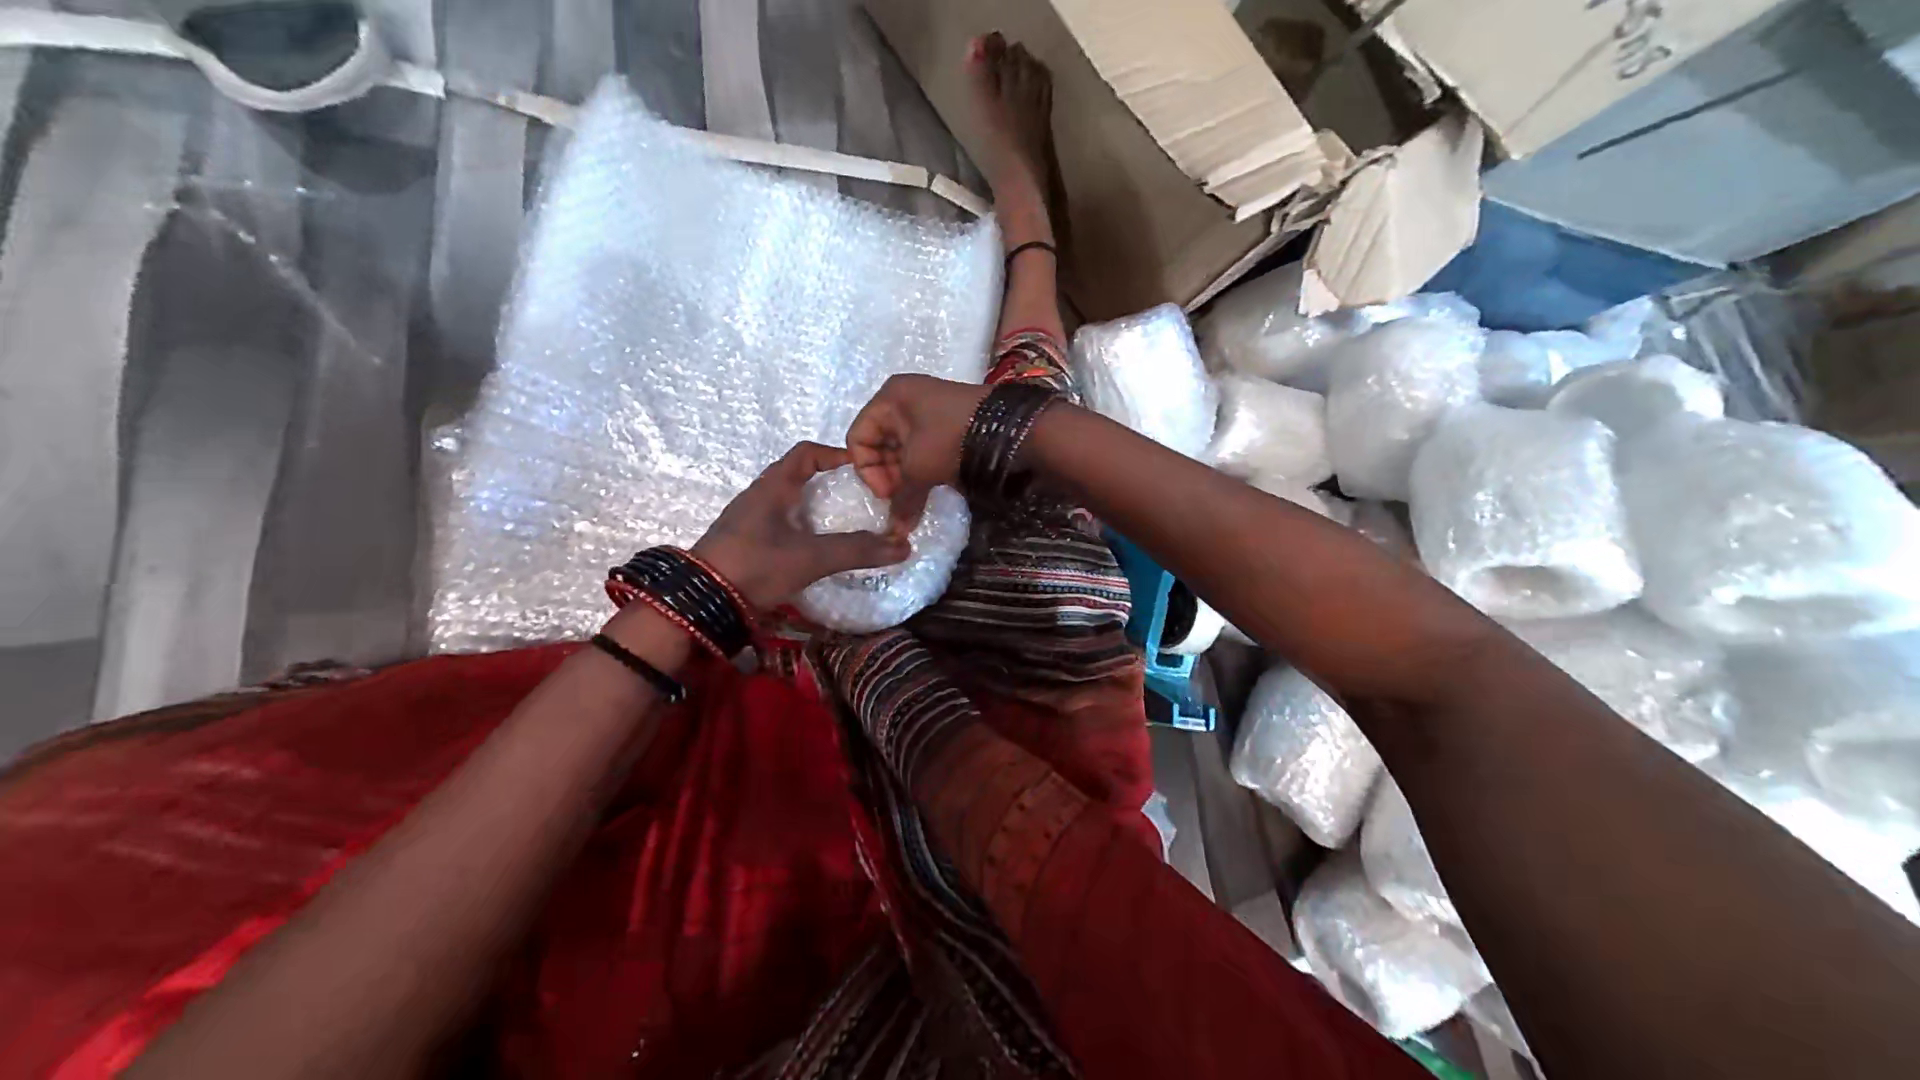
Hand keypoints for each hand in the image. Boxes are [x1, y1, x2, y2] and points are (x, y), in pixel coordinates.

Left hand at [692, 442, 910, 608]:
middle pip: (797, 475)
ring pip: (787, 501)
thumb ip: (856, 551)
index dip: (835, 454)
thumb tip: (903, 545)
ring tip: (842, 521)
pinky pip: (779, 522)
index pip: (806, 453)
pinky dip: (801, 525)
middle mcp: (758, 496)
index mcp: (772, 487)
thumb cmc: (756, 566)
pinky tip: (815, 546)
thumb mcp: (811, 557)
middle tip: (858, 496)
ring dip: (814, 505)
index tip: (862, 468)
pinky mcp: (744, 542)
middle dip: (828, 482)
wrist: (703, 600)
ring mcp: (748, 520)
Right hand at [845, 374, 987, 533]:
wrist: (1007, 429)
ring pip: (901, 451)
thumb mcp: (920, 468)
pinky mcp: (944, 426)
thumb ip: (902, 499)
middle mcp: (904, 400)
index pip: (858, 437)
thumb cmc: (950, 439)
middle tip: (901, 499)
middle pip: (879, 444)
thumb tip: (897, 532)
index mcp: (889, 398)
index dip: (867, 469)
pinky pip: (920, 450)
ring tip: (914, 499)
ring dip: (904, 477)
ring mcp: (926, 412)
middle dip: (887, 476)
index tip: (887, 492)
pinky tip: (927, 489)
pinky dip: (920, 471)